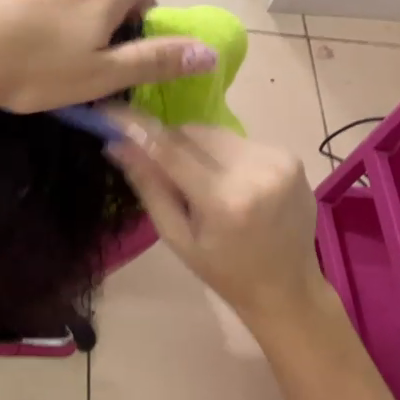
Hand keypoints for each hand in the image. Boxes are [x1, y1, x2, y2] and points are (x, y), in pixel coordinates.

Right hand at [100, 109, 326, 320]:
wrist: (288, 287)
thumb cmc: (224, 271)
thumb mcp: (176, 236)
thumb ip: (149, 186)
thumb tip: (116, 144)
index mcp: (225, 201)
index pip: (169, 149)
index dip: (136, 127)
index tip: (108, 113)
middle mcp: (255, 172)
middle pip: (191, 133)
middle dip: (169, 144)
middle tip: (164, 172)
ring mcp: (278, 160)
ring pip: (214, 132)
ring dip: (197, 147)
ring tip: (202, 182)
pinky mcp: (290, 155)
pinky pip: (238, 140)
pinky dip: (223, 153)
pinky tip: (230, 182)